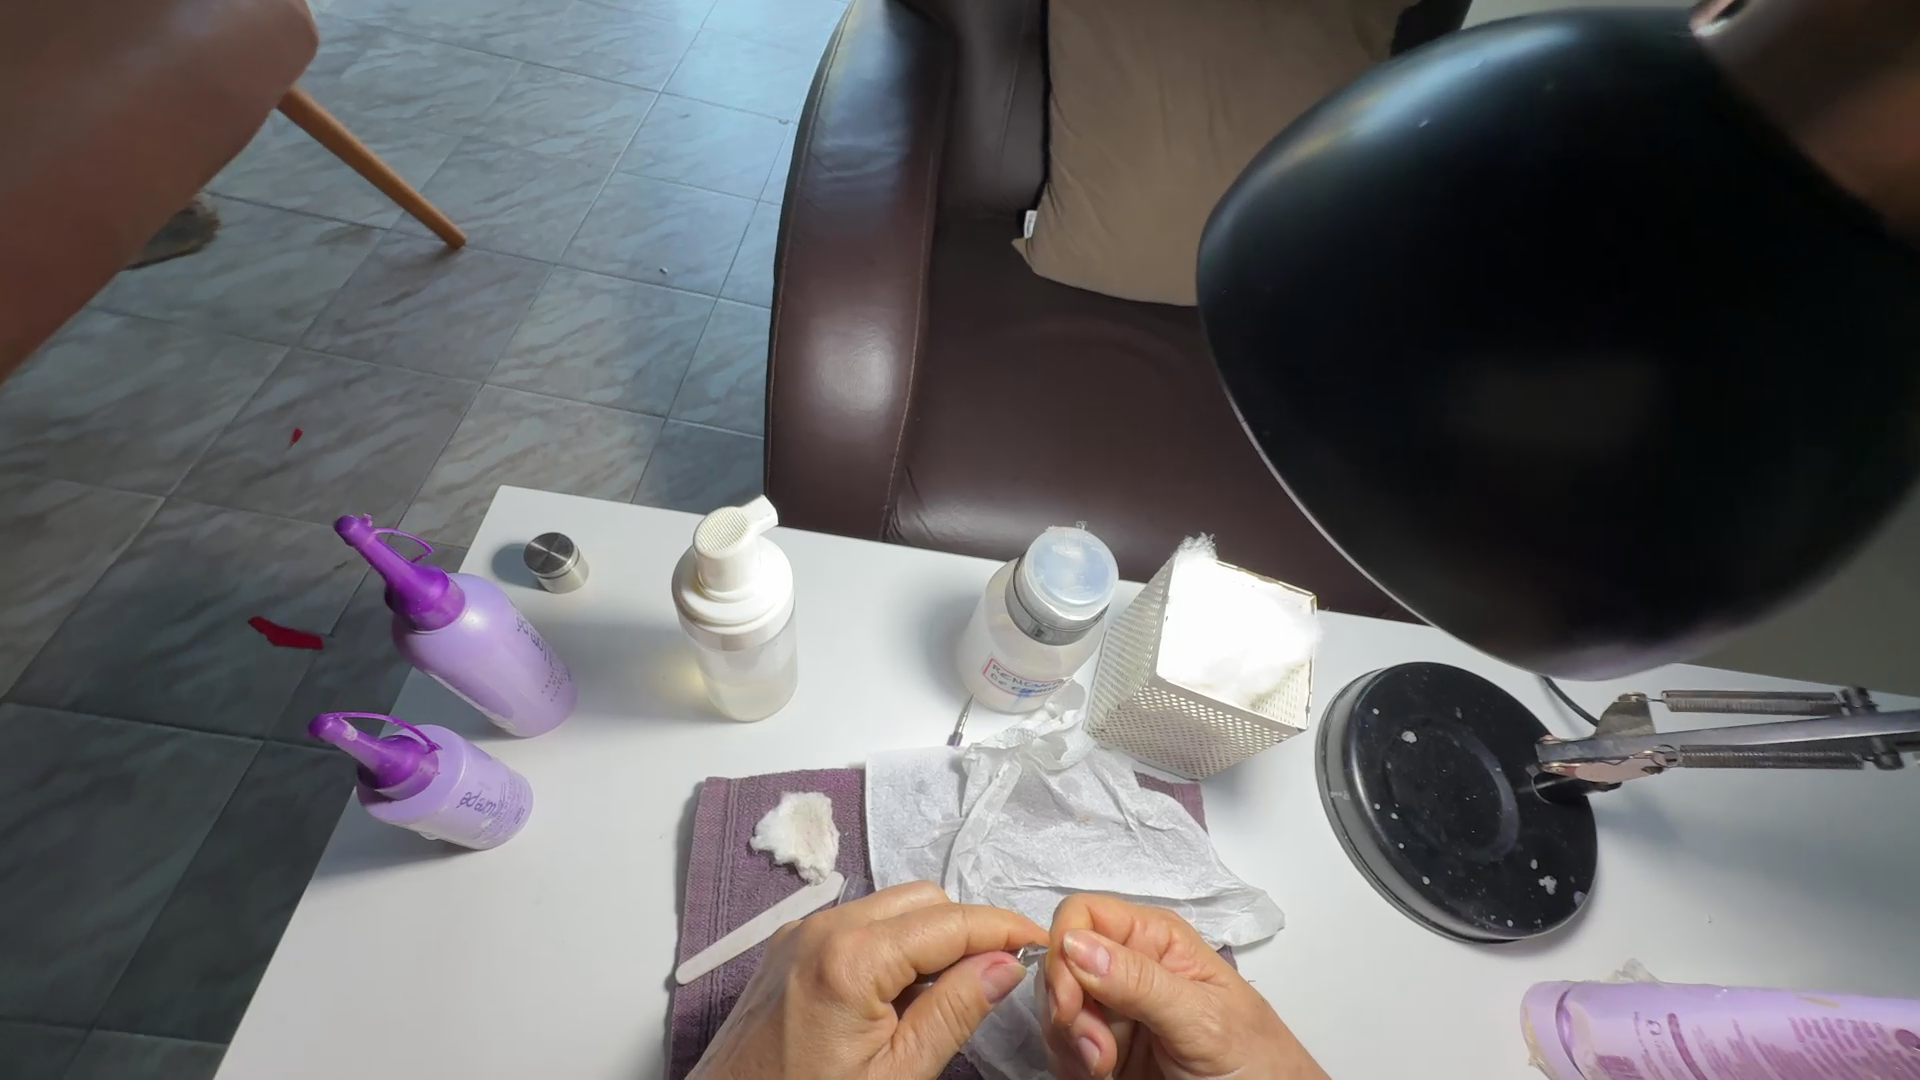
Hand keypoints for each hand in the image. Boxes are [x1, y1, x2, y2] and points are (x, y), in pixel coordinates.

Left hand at [690, 881, 1045, 1079]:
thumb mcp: (896, 1079)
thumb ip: (954, 1011)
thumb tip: (1005, 964)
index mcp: (852, 956)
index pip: (949, 922)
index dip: (1001, 928)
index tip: (1038, 941)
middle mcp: (825, 926)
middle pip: (921, 900)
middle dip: (964, 928)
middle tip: (995, 973)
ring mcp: (801, 931)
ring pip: (890, 905)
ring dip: (928, 934)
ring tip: (947, 989)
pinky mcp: (787, 945)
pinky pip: (857, 921)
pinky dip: (890, 941)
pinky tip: (898, 991)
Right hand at [1041, 894, 1327, 1079]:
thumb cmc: (1256, 1062)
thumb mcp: (1202, 1019)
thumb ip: (1139, 980)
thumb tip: (1074, 941)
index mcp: (1152, 936)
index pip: (1083, 913)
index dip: (1064, 949)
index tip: (1070, 1001)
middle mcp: (1126, 963)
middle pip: (1061, 961)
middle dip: (1067, 1007)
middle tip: (1097, 1052)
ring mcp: (1113, 1006)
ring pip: (1056, 1004)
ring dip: (1070, 1040)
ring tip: (1106, 1068)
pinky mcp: (1104, 1046)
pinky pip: (1063, 1043)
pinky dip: (1071, 1062)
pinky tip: (1102, 1075)